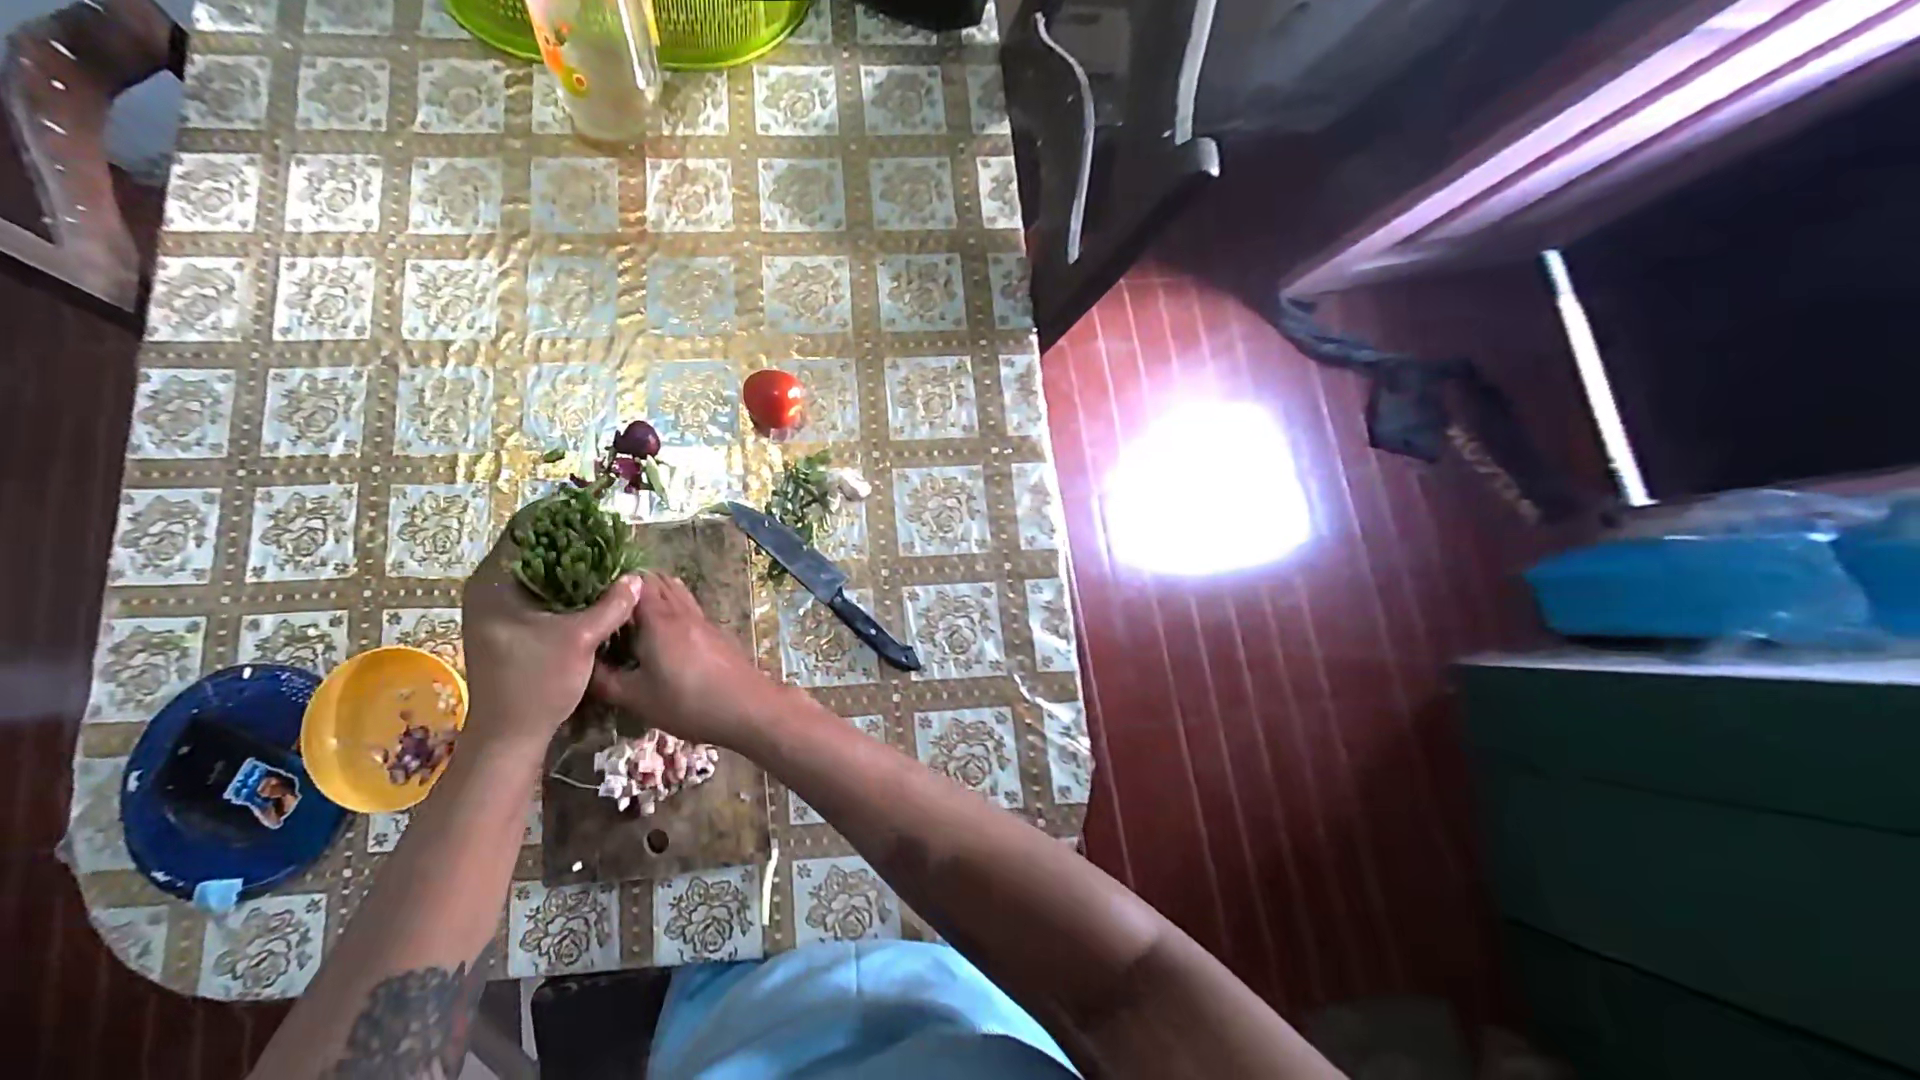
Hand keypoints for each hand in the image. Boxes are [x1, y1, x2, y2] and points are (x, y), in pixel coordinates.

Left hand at [460, 531, 642, 753]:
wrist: (510, 734)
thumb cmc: (536, 683)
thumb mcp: (580, 639)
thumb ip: (610, 605)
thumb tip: (636, 578)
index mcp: (494, 585)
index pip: (523, 532)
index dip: (559, 517)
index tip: (594, 512)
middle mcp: (489, 590)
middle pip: (532, 549)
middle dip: (571, 539)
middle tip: (609, 534)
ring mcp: (496, 609)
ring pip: (538, 571)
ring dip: (570, 564)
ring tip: (608, 556)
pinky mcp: (508, 625)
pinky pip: (539, 591)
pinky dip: (565, 585)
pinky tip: (595, 588)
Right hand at [589, 573, 792, 748]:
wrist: (748, 708)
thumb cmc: (688, 702)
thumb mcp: (636, 698)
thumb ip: (604, 680)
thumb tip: (580, 665)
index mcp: (659, 619)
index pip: (633, 582)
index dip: (610, 587)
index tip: (590, 602)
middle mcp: (682, 611)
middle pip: (657, 582)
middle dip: (631, 589)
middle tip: (608, 611)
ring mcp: (703, 620)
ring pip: (677, 594)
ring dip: (656, 599)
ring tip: (632, 622)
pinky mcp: (717, 634)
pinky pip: (689, 610)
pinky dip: (673, 612)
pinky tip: (663, 638)